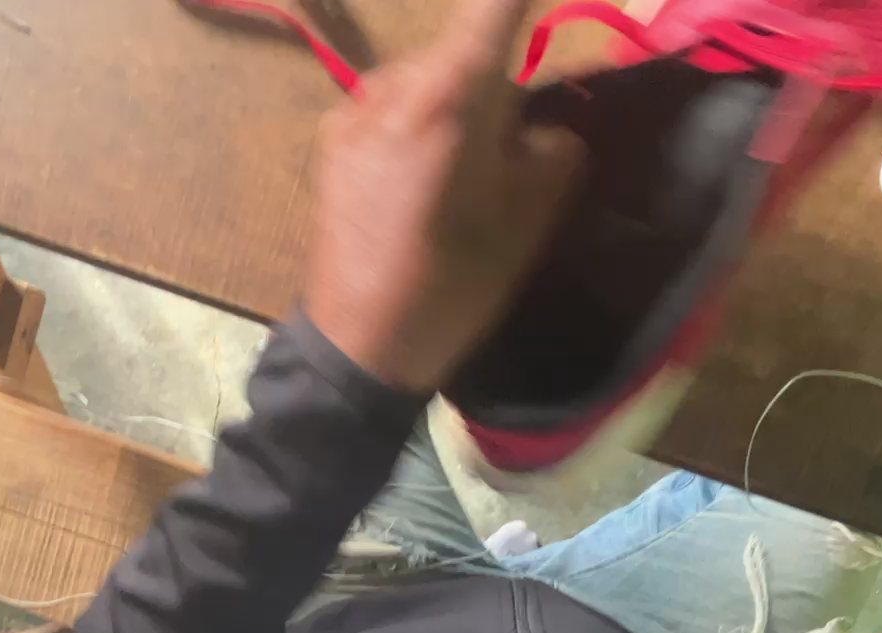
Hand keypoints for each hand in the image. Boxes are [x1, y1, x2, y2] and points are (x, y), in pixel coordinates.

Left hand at [303, 0, 586, 394]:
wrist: (360, 348)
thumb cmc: (449, 291)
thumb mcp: (525, 226)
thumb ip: (554, 151)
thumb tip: (545, 127)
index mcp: (447, 96)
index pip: (498, 5)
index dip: (525, 7)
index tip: (540, 26)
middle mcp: (390, 85)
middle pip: (461, 51)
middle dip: (491, 89)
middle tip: (502, 156)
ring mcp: (349, 114)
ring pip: (423, 84)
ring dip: (449, 112)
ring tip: (450, 183)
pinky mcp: (327, 147)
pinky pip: (388, 114)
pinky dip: (412, 131)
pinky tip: (409, 190)